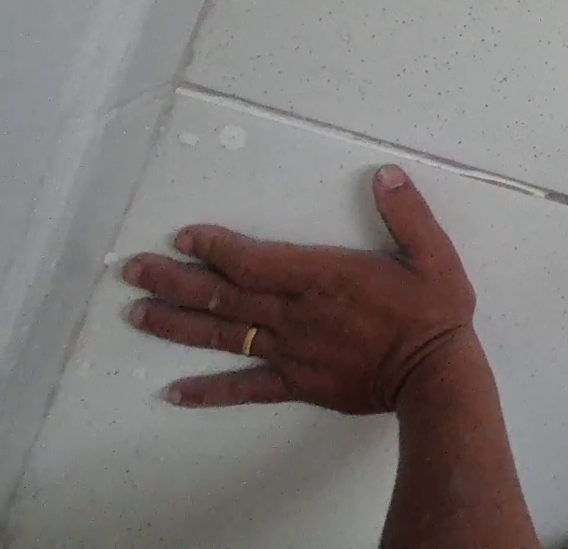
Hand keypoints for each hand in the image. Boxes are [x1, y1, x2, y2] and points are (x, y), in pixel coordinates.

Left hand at [121, 164, 474, 412]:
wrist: (435, 373)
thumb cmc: (434, 310)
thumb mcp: (434, 252)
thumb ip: (408, 212)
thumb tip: (385, 174)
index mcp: (325, 277)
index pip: (256, 260)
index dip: (216, 247)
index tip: (184, 236)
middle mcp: (297, 314)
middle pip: (226, 296)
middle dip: (175, 279)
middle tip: (132, 270)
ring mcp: (291, 353)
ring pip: (224, 336)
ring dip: (176, 323)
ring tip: (134, 314)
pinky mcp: (296, 385)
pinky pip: (244, 389)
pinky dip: (207, 391)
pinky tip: (174, 393)